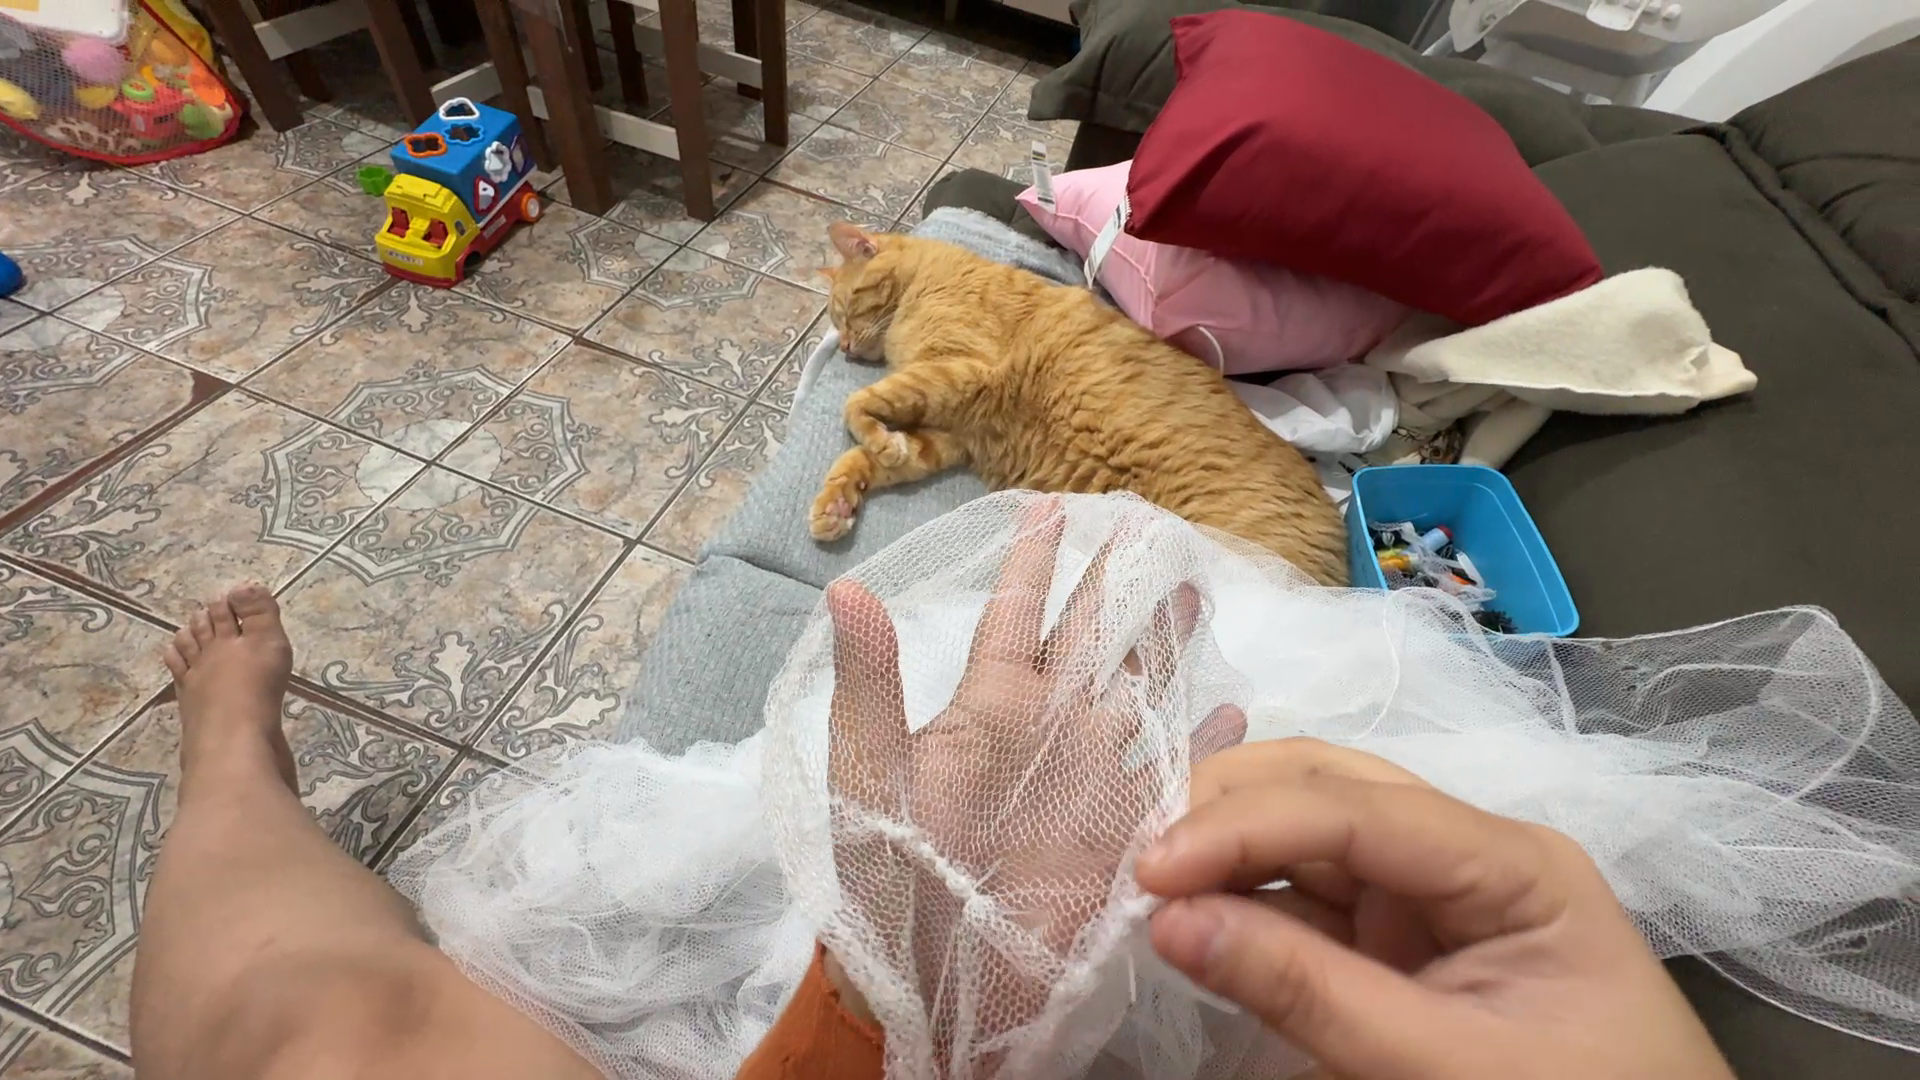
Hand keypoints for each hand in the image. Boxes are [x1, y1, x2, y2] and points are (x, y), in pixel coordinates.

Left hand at [823, 500, 1245, 1066]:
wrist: (931, 981)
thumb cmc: (890, 872)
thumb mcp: (870, 770)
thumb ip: (868, 682)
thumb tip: (846, 589)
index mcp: (990, 704)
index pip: (1016, 611)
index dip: (1032, 558)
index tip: (1049, 504)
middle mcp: (1048, 726)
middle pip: (1093, 636)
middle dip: (1118, 583)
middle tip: (1150, 529)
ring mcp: (1093, 776)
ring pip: (1141, 690)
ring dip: (1166, 643)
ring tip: (1194, 593)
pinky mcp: (1127, 832)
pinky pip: (1175, 774)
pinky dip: (1205, 744)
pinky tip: (1235, 711)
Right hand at [1136, 739, 1735, 1079]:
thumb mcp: (1446, 1072)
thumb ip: (1306, 993)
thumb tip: (1168, 922)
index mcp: (1509, 862)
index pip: (1354, 808)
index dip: (1242, 828)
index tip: (1152, 871)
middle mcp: (1456, 846)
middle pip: (1322, 780)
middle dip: (1228, 809)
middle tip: (1150, 866)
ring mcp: (1419, 881)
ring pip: (1297, 820)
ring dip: (1224, 843)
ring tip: (1161, 883)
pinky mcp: (1386, 924)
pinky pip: (1297, 882)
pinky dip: (1239, 889)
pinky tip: (1197, 903)